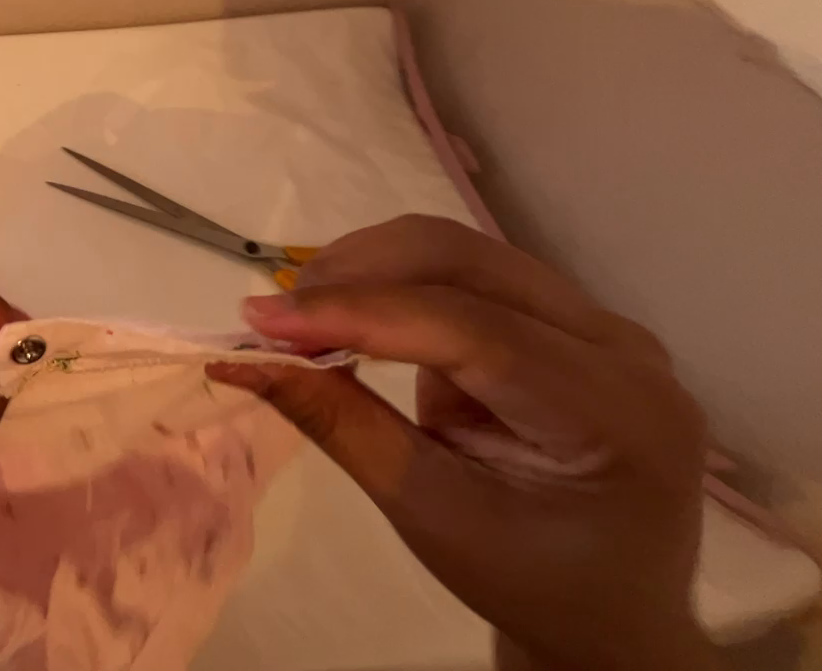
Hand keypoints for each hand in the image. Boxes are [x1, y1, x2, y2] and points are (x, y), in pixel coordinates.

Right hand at [208, 216, 715, 670]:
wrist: (603, 605)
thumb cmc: (523, 574)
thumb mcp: (421, 505)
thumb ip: (334, 420)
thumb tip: (239, 358)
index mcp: (613, 413)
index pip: (468, 327)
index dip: (354, 312)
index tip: (256, 321)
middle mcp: (615, 345)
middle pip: (459, 259)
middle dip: (352, 275)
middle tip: (275, 320)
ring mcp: (587, 321)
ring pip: (449, 248)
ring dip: (360, 267)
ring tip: (302, 318)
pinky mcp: (550, 313)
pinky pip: (450, 265)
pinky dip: (379, 276)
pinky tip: (344, 313)